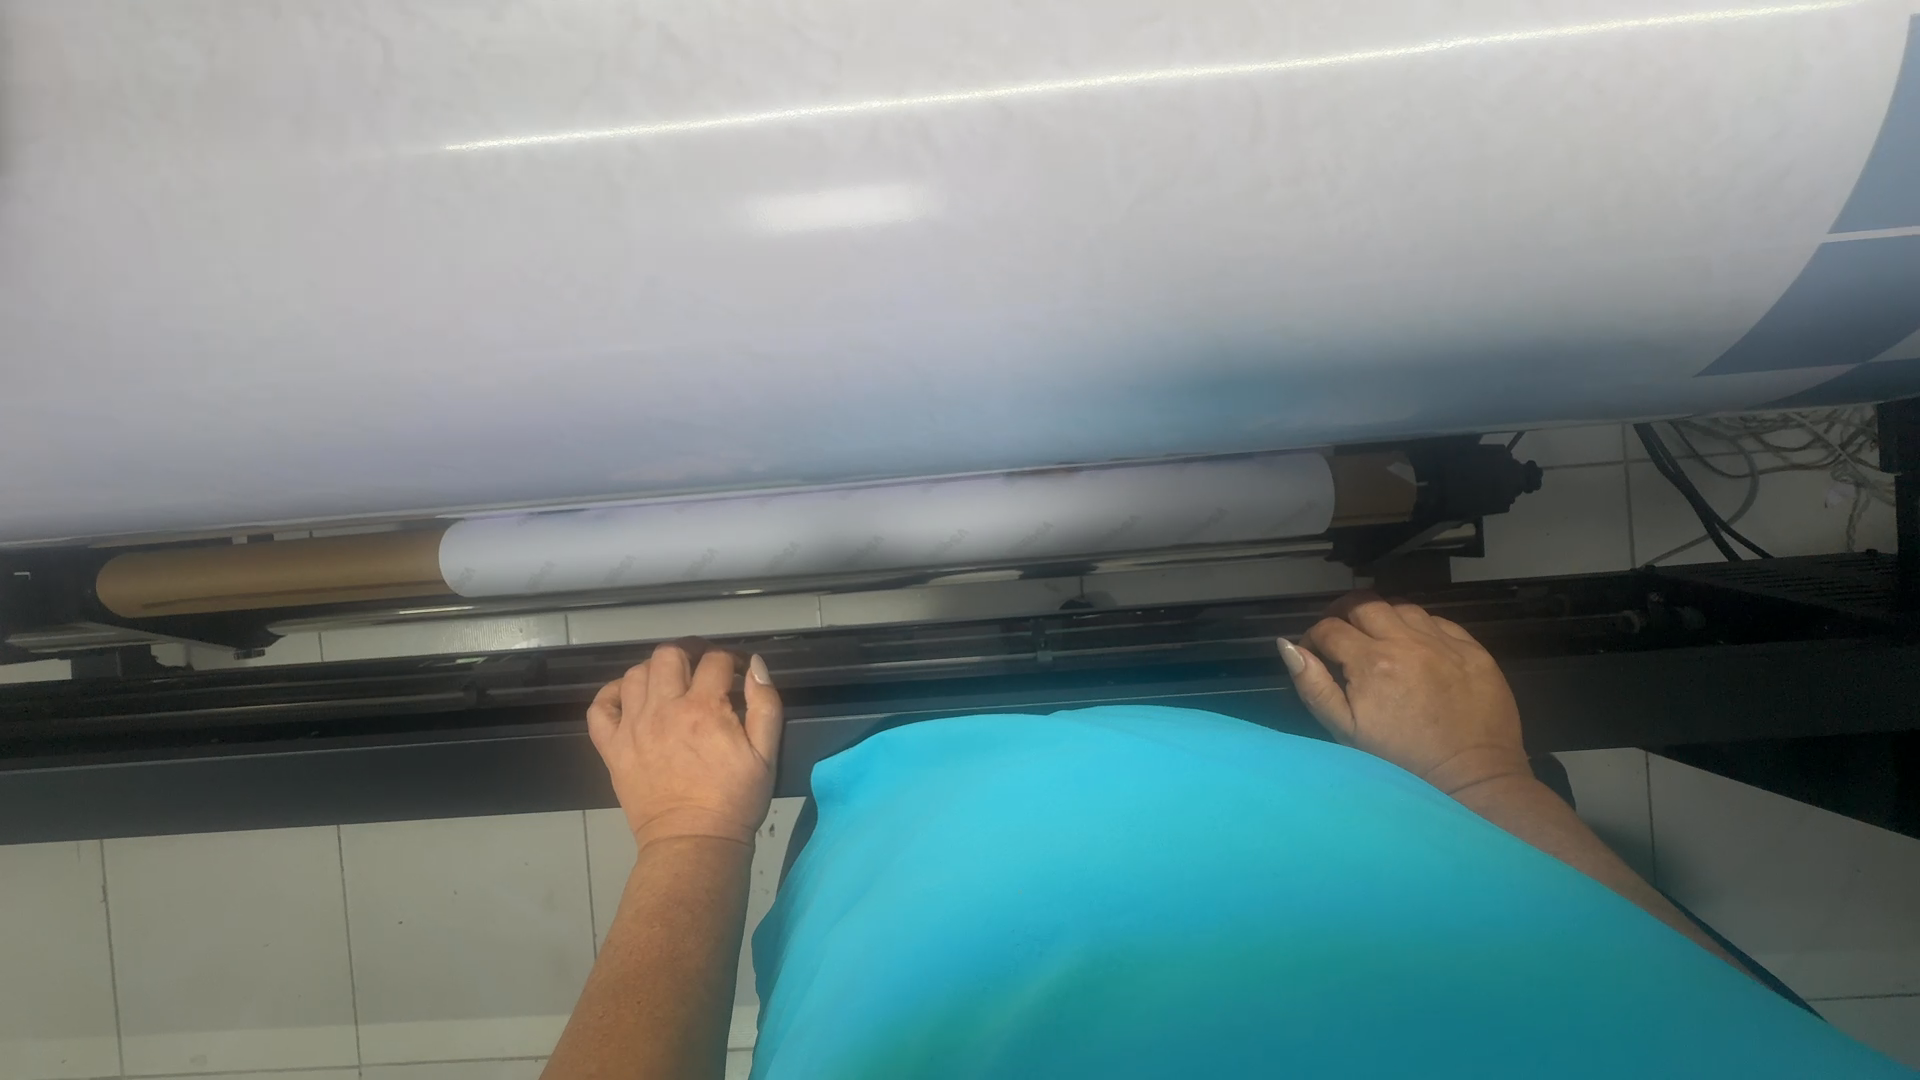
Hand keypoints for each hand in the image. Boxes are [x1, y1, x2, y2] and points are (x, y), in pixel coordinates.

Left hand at [586, 642, 784, 849]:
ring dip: (656, 670)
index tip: (738, 673)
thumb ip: (765, 703)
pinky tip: (632, 697)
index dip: (732, 660)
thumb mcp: (767, 752)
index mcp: (704, 709)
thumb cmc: (735, 798)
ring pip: (636, 673)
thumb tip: (755, 665)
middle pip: (669, 655)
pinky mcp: (612, 748)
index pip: (716, 660)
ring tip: (672, 683)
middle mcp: (664, 710)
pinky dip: (613, 693)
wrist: (694, 842)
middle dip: (690, 652)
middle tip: (703, 667)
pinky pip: (600, 707)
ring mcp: (633, 728)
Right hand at [1280, 591, 1529, 796]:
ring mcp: (1444, 644)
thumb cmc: (1399, 759)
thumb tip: (1287, 645)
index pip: (1328, 628)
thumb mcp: (1344, 729)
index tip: (1315, 654)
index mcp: (1371, 662)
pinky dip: (1419, 627)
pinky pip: (1439, 621)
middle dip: (1344, 615)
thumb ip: (1312, 685)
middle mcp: (1407, 642)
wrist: (1472, 778)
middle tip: (1341, 636)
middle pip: (1364, 604)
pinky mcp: (1474, 651)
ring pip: (1401, 607)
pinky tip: (1415, 647)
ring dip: (1382, 618)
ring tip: (1378, 639)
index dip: (1313, 637)